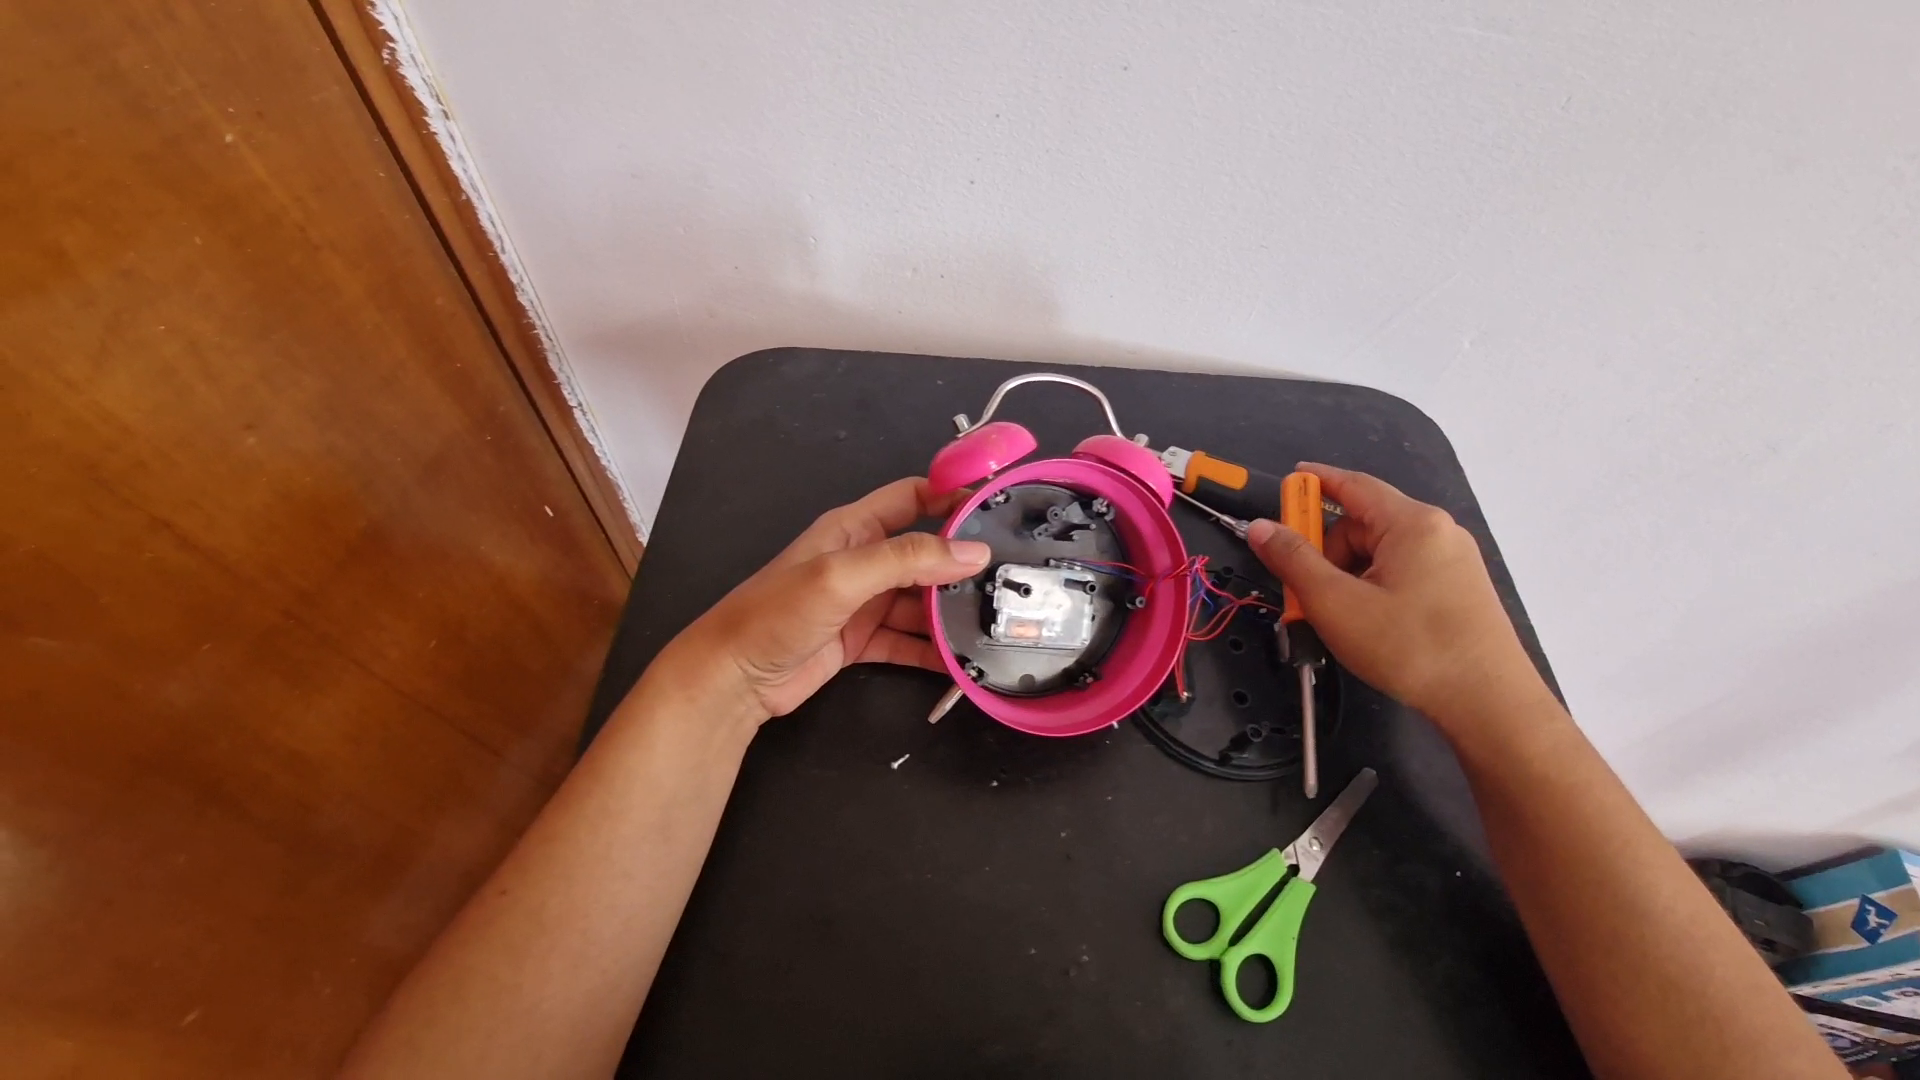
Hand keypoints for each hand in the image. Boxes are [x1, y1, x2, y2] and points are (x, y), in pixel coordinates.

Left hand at [660, 477, 989, 724]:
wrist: (733, 678)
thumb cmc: (779, 613)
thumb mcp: (842, 576)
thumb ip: (907, 559)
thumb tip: (974, 551)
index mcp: (854, 528)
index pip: (913, 497)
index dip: (952, 497)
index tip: (997, 510)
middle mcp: (863, 560)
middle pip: (924, 553)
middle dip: (962, 564)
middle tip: (1010, 577)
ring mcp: (864, 603)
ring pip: (920, 601)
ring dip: (952, 612)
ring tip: (996, 622)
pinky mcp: (862, 641)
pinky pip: (908, 640)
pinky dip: (932, 649)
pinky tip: (963, 661)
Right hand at [1245, 463, 1545, 724]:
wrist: (1489, 704)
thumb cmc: (1409, 647)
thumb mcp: (1335, 603)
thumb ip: (1293, 561)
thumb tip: (1261, 527)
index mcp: (1412, 523)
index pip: (1353, 485)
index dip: (1314, 481)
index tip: (1286, 482)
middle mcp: (1437, 532)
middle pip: (1362, 524)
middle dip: (1326, 551)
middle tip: (1307, 591)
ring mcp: (1453, 561)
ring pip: (1380, 552)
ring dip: (1347, 574)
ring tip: (1339, 617)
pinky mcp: (1458, 589)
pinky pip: (1400, 572)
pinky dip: (1371, 587)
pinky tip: (1367, 622)